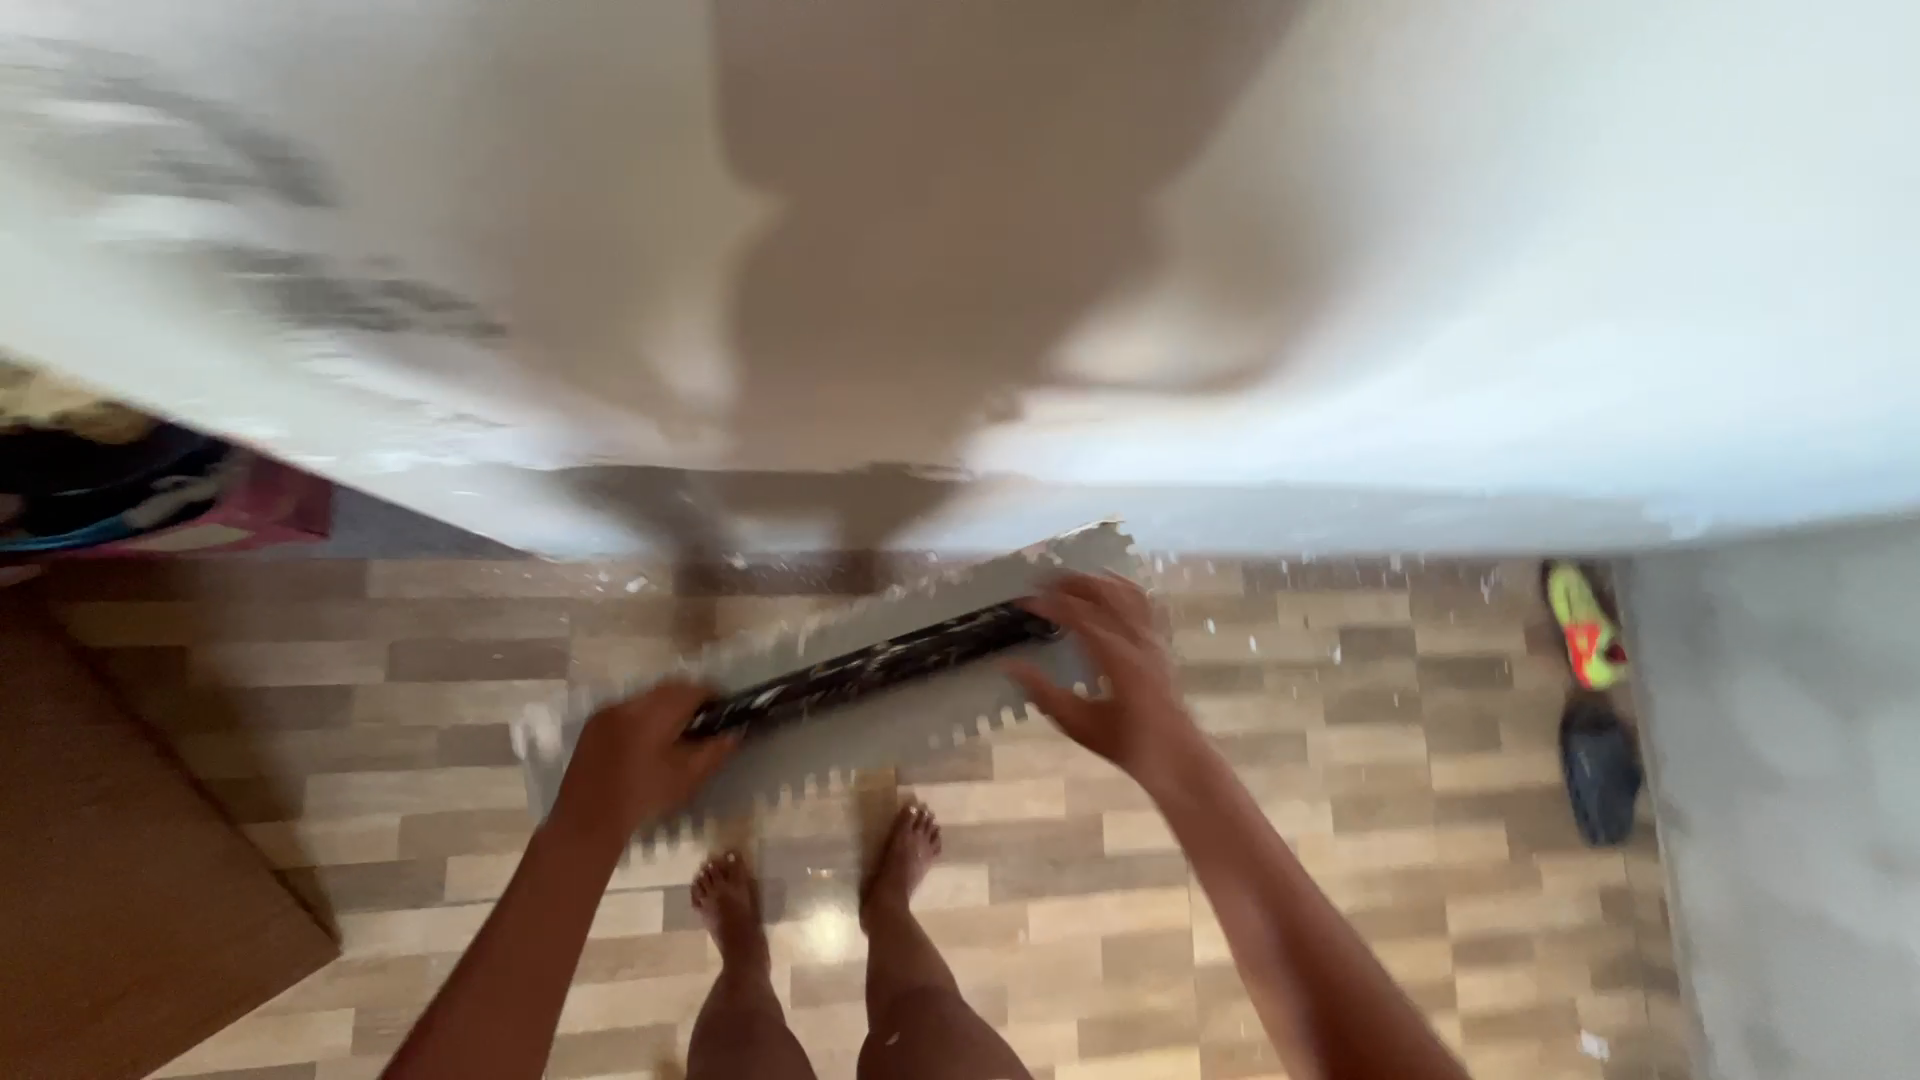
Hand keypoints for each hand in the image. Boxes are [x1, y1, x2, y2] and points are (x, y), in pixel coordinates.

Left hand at [550, 680, 737, 844]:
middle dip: (690, 696)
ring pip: (648, 695)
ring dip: (666, 703)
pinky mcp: (595, 723)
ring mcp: (608, 711)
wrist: (586, 822)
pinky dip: (645, 714)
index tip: (724, 709)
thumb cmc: (643, 800)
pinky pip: (629, 707)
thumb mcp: (687, 778)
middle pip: (669, 687)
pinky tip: (649, 738)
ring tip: (677, 729)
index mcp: (653, 714)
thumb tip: (736, 732)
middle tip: (704, 718)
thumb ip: (716, 750)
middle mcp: (629, 704)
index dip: (712, 695)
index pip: (692, 689)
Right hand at [1005, 573, 1205, 791]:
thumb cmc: (1124, 742)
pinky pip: (1146, 602)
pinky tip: (1111, 588)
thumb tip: (1008, 665)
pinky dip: (1125, 588)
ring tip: (1071, 581)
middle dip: (1070, 582)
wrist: (1175, 754)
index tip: (1025, 601)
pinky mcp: (1161, 641)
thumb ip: (1042, 692)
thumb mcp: (1076, 722)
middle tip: (1042, 583)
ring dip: (1096, 581)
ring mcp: (1153, 637)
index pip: (1076, 615)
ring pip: (1125, 591)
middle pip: (1102, 592)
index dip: (1048, 603)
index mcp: (1115, 657)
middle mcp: (1136, 638)